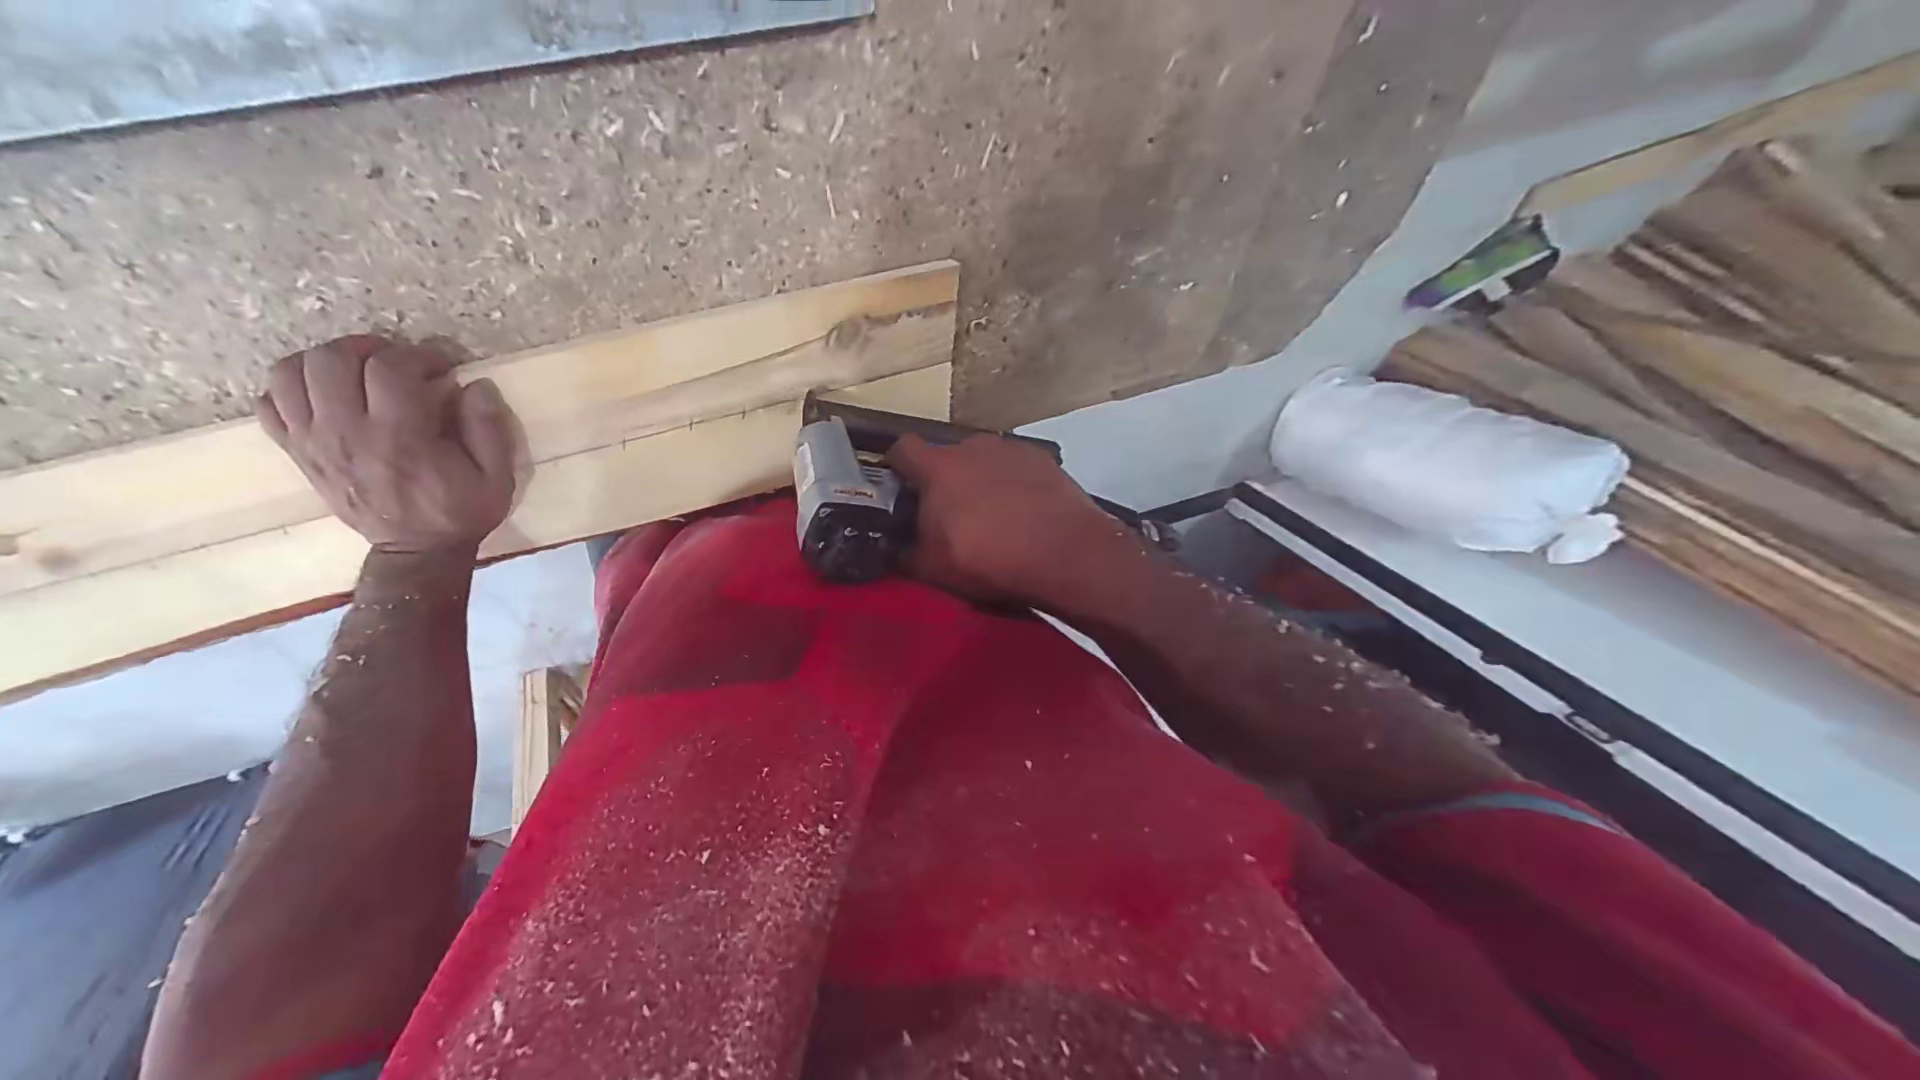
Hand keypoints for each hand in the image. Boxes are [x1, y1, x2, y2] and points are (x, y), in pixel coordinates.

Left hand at [257, 335, 518, 554]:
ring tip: (359, 372)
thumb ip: (488, 428)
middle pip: (331, 360)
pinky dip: (293, 389)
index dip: (420, 355)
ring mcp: (314, 442)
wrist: (415, 551)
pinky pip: (270, 402)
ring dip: (325, 361)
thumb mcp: (496, 476)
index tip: (443, 366)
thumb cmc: (460, 512)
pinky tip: (328, 397)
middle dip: (369, 348)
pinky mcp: (297, 452)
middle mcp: (347, 433)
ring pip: (289, 373)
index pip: (391, 368)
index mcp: (400, 437)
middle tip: (399, 362)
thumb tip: (477, 385)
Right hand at [885, 434, 1140, 606]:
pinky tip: (1025, 513)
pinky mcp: (1044, 460)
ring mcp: (1012, 450)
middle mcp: (973, 446)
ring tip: (994, 516)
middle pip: (947, 457)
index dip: (896, 465)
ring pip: (984, 461)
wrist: (1065, 554)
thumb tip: (895, 549)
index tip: (899, 485)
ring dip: (981, 481)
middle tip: (951, 515)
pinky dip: (1014, 484)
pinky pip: (1016, 469)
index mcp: (939, 467)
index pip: (902, 448)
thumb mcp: (933, 569)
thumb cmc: (989, 559)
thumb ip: (906, 554)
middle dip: (944, 480)